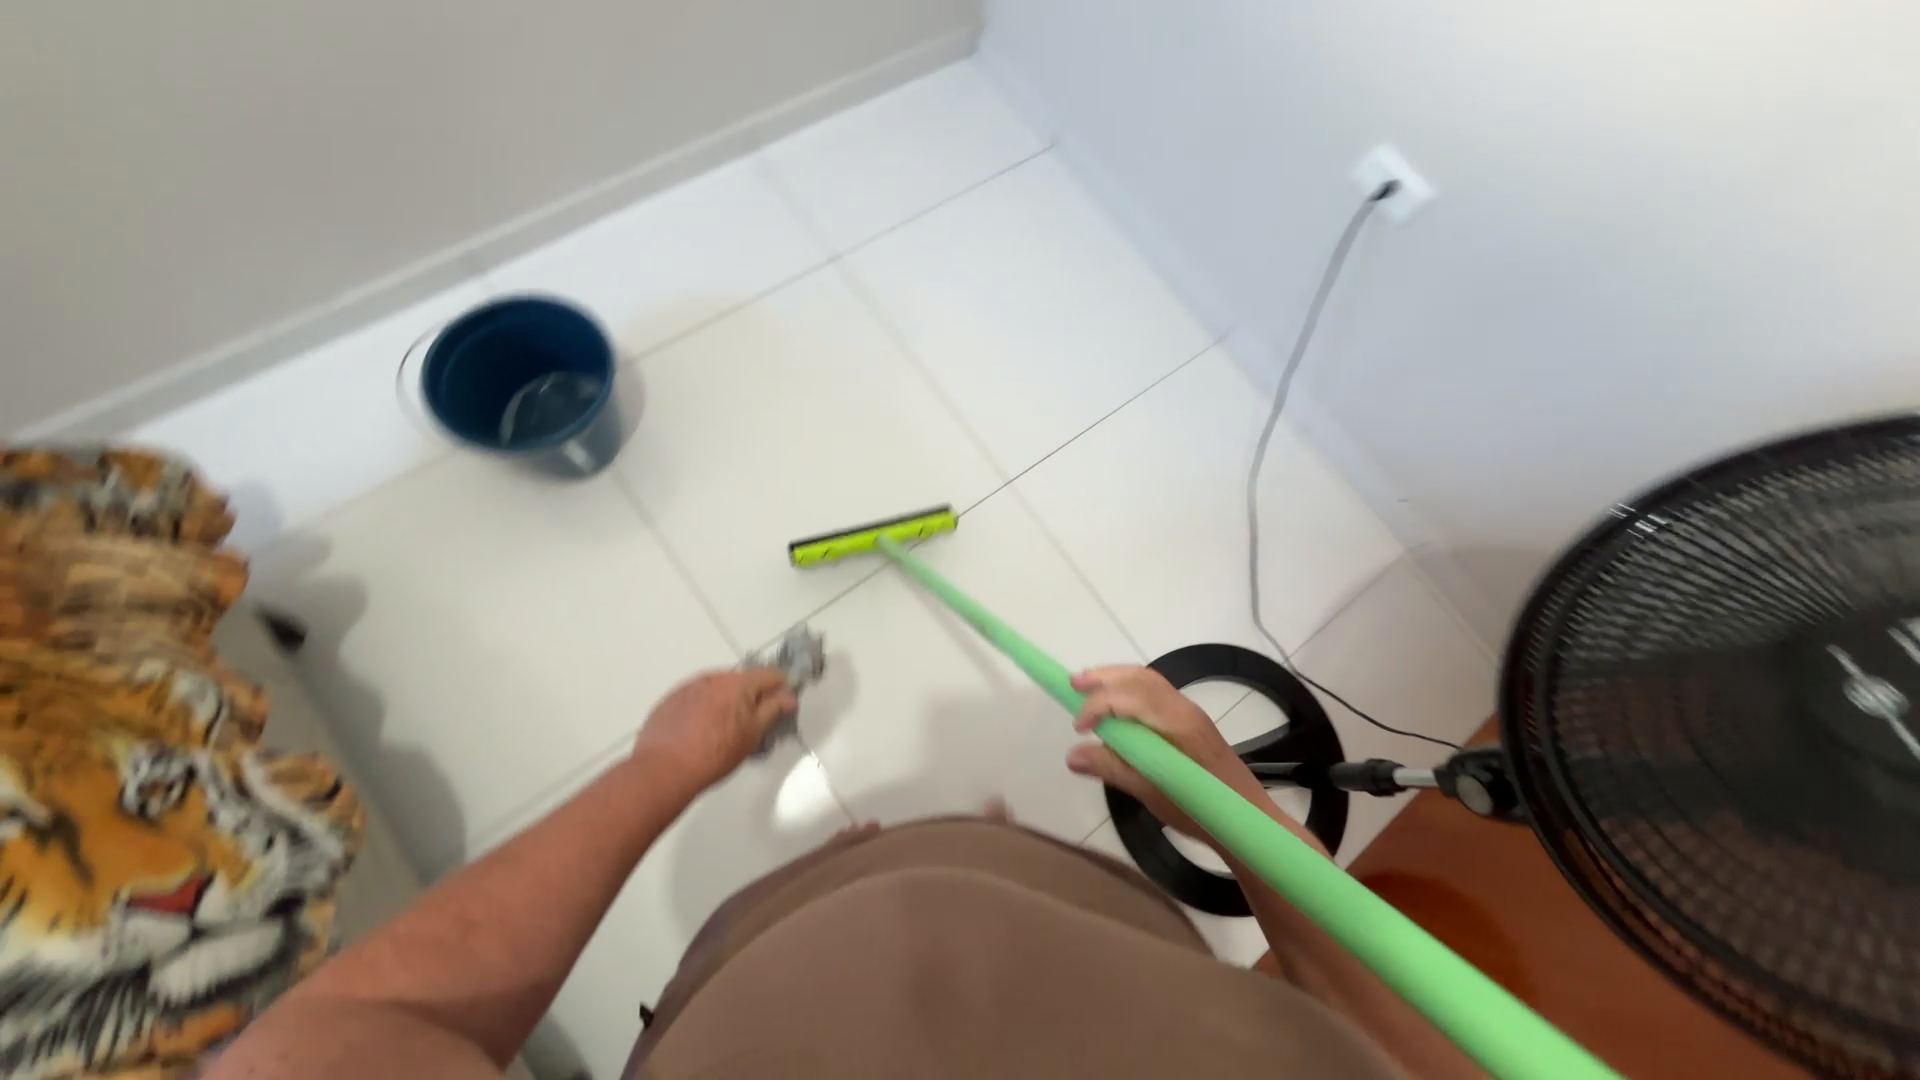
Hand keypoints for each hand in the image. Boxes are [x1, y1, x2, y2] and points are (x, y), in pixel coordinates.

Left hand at [632, 669, 796, 791]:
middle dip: (750, 697)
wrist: (664, 769)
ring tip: (721, 730)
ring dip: (725, 701)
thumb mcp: (752, 735)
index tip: (781, 708)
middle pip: (741, 680)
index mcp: (738, 683)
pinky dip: (703, 708)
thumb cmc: (716, 753)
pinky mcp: (669, 700)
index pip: (770, 674)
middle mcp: (713, 677)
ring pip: (716, 688)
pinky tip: (698, 732)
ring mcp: (688, 687)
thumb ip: (773, 710)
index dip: (781, 689)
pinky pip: (695, 698)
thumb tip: (789, 697)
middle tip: (750, 724)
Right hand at [1065, 666, 1327, 857]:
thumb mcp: (1153, 793)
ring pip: (1147, 682)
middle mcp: (1183, 708)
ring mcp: (1188, 713)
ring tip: (1086, 689)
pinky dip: (1129, 692)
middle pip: (1139, 677)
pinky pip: (1154, 694)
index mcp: (1177, 722)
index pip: (1129, 697)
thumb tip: (1072, 755)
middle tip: (1072, 684)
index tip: (1078, 729)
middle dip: (1104, 677)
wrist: (1249, 821)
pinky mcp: (1189, 723)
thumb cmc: (1203, 810)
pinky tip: (1116, 710)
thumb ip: (1113, 769)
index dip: (1098, 706)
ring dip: (1115, 681)